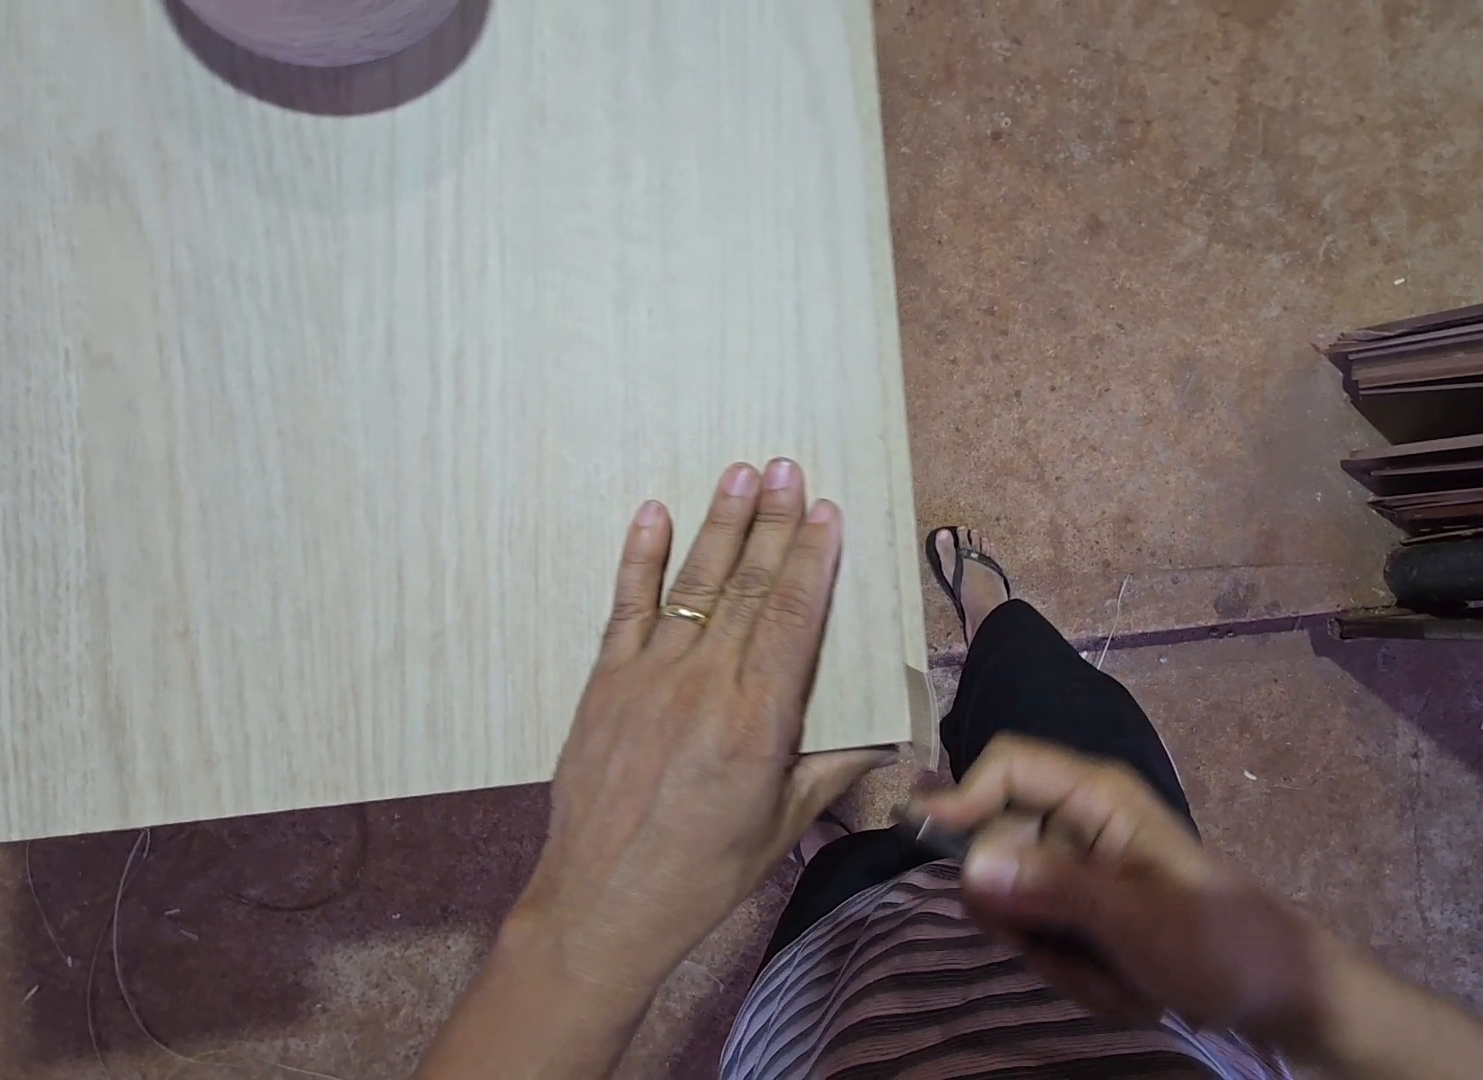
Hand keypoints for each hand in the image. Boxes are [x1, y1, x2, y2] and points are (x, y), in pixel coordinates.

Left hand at [518, 459, 892, 998]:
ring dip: (719, 525)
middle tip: (786, 467)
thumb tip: (882, 735)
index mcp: (758, 718)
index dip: (813, 558)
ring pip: (695, 585)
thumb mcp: (782, 826)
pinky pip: (625, 608)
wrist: (600, 905)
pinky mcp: (606, 682)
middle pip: (749, 586)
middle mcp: (706, 683)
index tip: (825, 511)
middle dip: (772, 522)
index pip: (794, 616)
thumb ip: (831, 767)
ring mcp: (649, 676)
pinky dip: (638, 559)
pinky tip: (652, 515)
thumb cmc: (702, 872)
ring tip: (739, 475)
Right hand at [912, 735, 1323, 1043]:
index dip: (963, 793)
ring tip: (1109, 973)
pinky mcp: (1070, 895)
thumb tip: (971, 867)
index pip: (1008, 764)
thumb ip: (1054, 889)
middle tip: (1065, 952)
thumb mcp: (1139, 922)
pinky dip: (1058, 962)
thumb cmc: (1218, 943)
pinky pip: (1027, 925)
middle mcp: (1072, 815)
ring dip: (1046, 948)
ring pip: (1005, 894)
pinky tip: (1108, 977)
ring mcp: (1069, 859)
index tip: (927, 838)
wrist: (1272, 992)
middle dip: (1021, 911)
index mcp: (1094, 793)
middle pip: (993, 840)